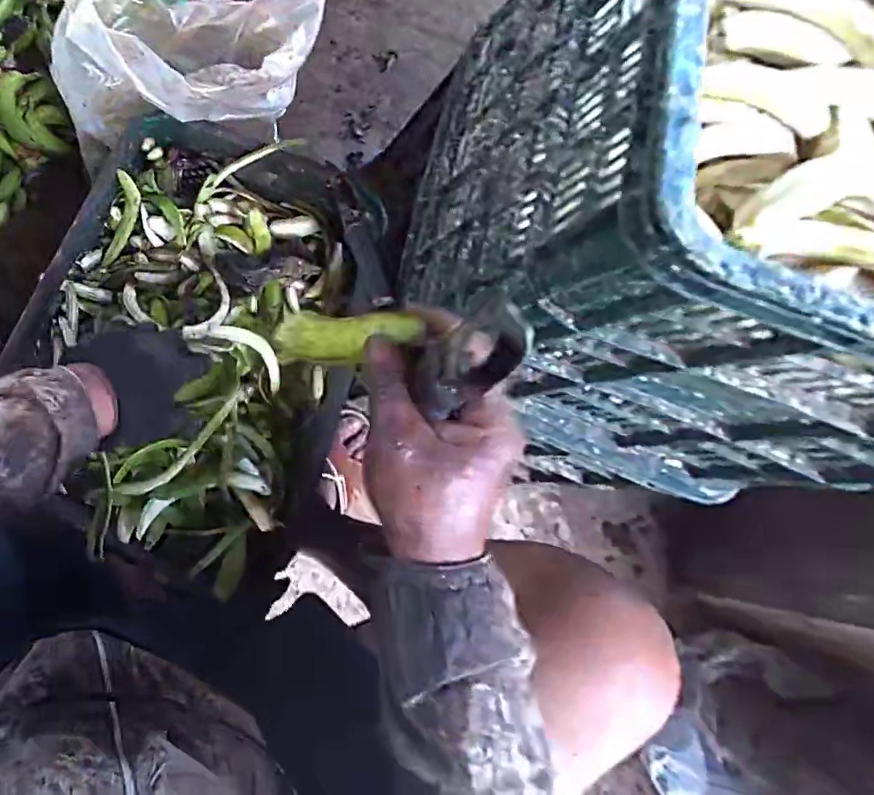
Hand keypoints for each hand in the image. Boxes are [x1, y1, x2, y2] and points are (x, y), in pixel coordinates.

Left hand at [63, 326, 208, 446]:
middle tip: (177, 355)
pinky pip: (125, 331)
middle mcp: (158, 346)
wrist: (86, 397)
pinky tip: (124, 347)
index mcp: (175, 367)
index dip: (204, 364)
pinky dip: (129, 339)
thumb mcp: (159, 426)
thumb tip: (195, 417)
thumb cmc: (129, 415)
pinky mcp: (109, 333)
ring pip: (151, 328)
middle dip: (179, 346)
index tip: (207, 365)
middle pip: (176, 338)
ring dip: (154, 337)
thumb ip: (181, 419)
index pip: (199, 362)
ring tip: (151, 347)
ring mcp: (132, 335)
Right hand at [362, 334, 525, 564]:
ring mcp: (481, 434)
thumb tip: (377, 339)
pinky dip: (416, 389)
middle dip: (421, 346)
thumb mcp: (396, 435)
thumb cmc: (418, 498)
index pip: (473, 355)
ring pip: (448, 384)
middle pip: (460, 367)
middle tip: (384, 331)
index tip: (403, 314)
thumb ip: (388, 384)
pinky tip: (390, 381)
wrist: (430, 558)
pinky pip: (441, 403)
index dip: (439, 328)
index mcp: (493, 419)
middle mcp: (496, 421)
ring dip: (416, 366)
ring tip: (381, 350)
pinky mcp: (463, 444)